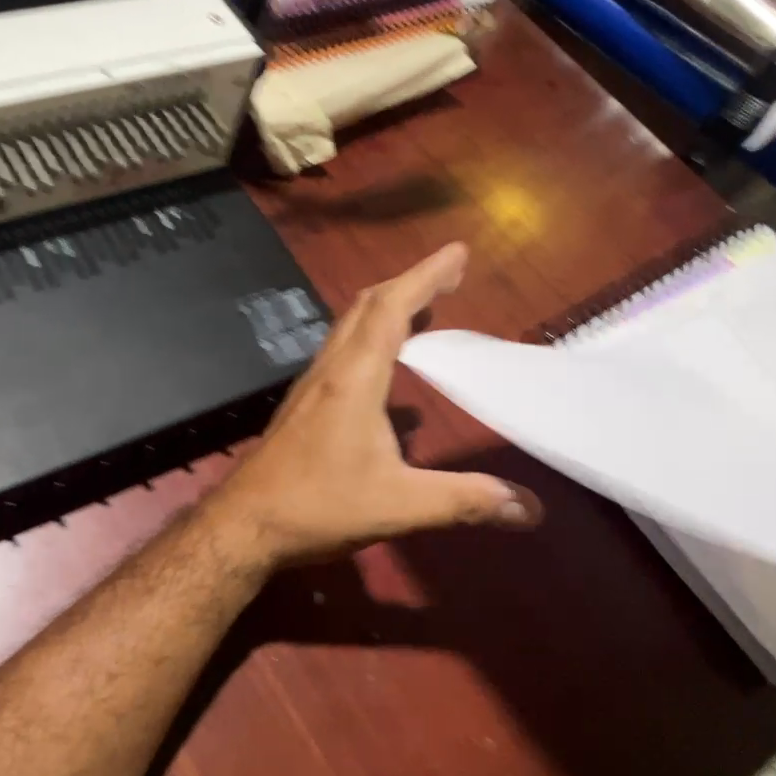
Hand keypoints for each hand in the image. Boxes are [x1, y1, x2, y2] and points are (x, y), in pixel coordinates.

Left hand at [202, 243, 541, 571]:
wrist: (245, 524)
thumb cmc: (318, 506)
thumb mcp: (400, 505)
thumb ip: (465, 501)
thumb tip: (530, 509)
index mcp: (354, 379)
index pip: (392, 308)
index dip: (426, 275)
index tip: (458, 252)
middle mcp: (330, 371)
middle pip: (366, 308)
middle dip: (409, 284)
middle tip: (449, 276)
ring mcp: (310, 388)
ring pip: (349, 330)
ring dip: (386, 311)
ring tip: (424, 312)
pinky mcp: (302, 408)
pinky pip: (340, 356)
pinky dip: (369, 343)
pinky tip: (389, 377)